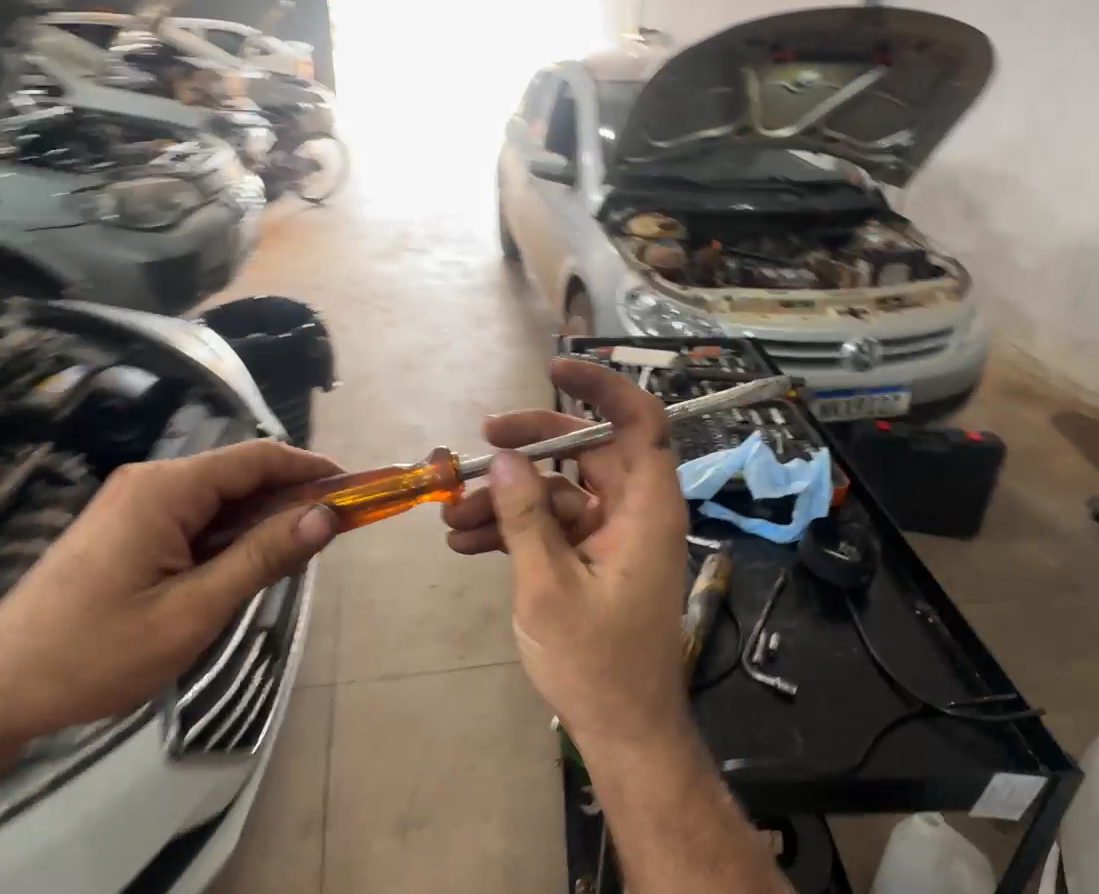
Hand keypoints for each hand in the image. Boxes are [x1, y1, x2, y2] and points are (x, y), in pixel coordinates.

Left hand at [0, 441, 342, 741]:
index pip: (257, 458)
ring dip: (258, 521)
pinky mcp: (122, 528)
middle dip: (289, 498)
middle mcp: (149, 482)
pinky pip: (192, 517)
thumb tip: (326, 516)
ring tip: (291, 558)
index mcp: (165, 489)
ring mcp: (131, 504)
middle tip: (331, 534)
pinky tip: (239, 568)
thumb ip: (262, 558)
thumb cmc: (95, 654)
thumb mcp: (193, 612)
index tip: (355, 488)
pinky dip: (227, 535)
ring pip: (217, 499)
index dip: (310, 468)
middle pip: (238, 475)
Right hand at [442, 358, 693, 755]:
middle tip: (478, 447)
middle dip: (527, 448)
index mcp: (646, 507)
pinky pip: (553, 526)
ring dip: (507, 501)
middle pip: (585, 452)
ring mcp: (612, 535)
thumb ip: (525, 517)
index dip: (603, 386)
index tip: (553, 368)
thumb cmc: (596, 661)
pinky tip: (466, 544)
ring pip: (558, 492)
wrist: (621, 729)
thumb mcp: (548, 585)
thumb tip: (504, 459)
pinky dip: (514, 530)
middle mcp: (635, 510)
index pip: (641, 420)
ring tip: (451, 519)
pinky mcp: (592, 558)